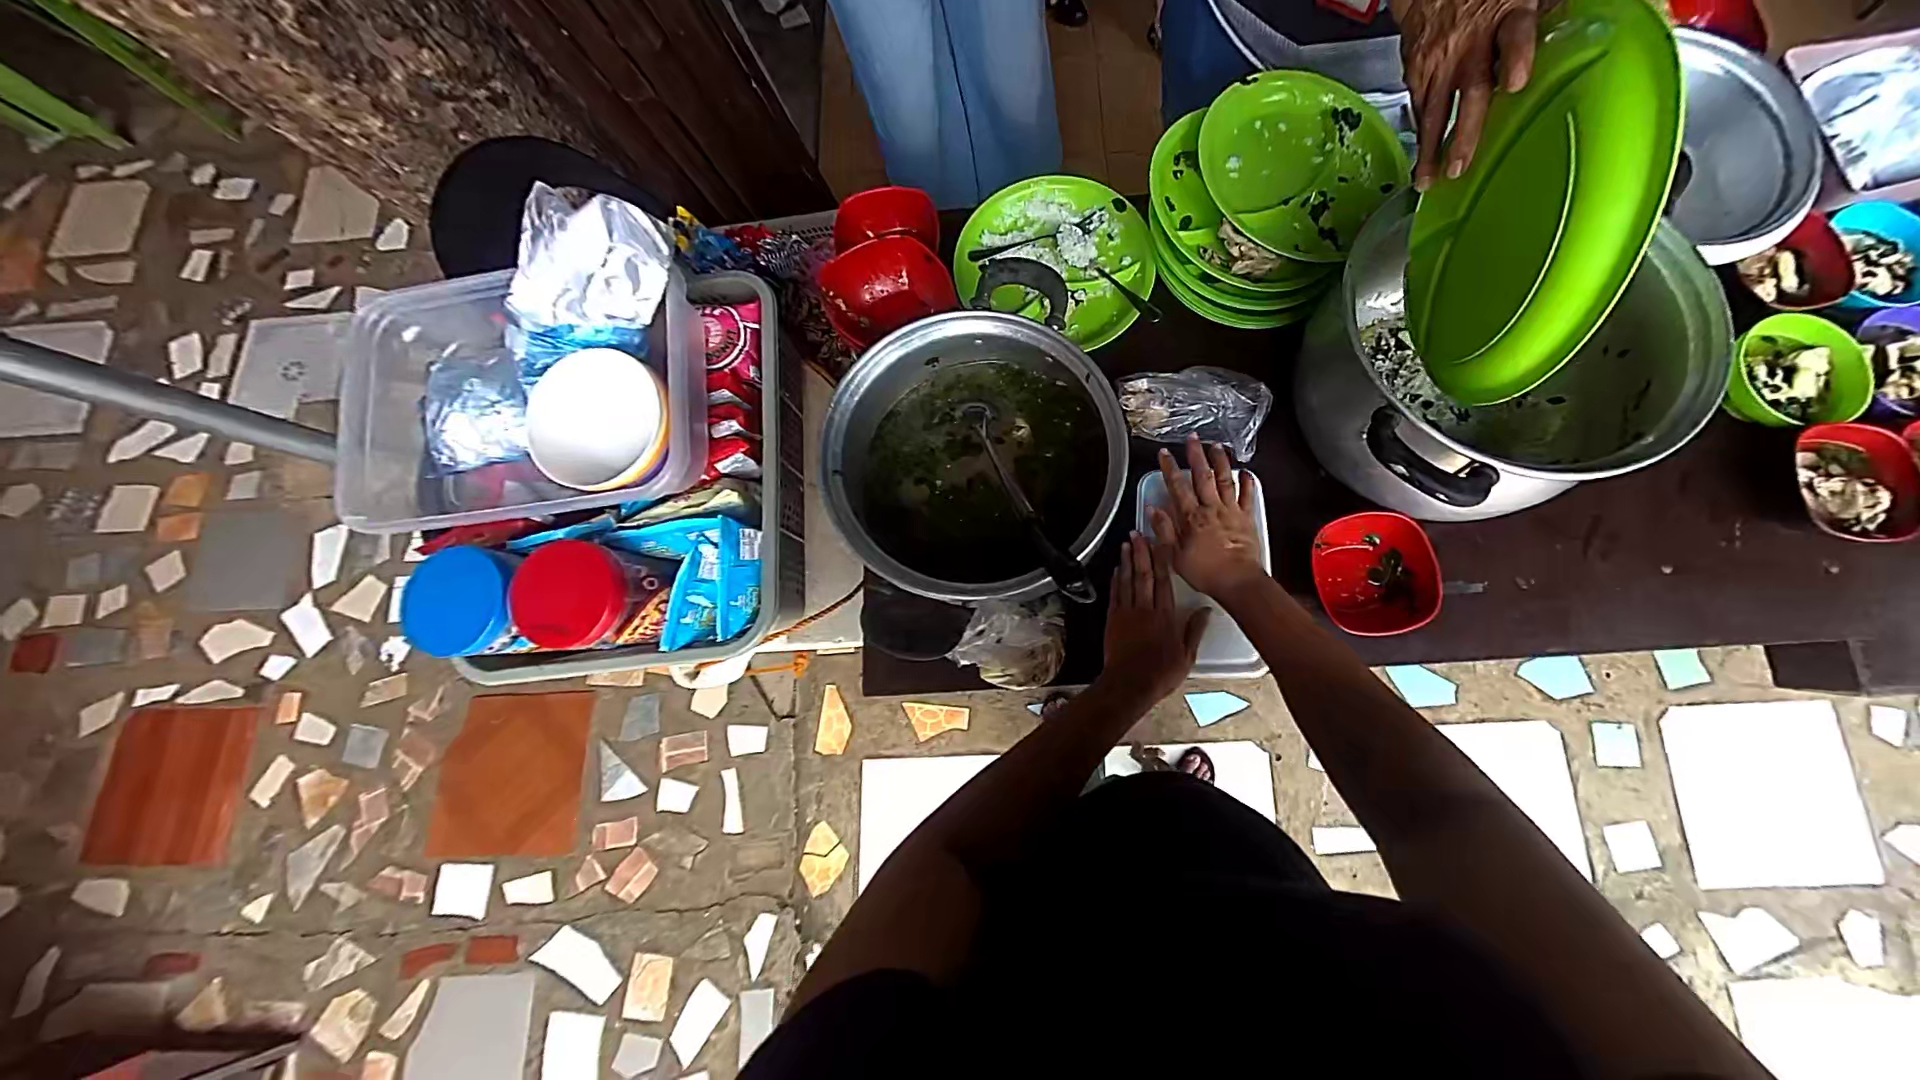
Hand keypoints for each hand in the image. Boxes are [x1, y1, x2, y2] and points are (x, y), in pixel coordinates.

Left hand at [1100, 531, 1208, 703]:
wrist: (1129, 684)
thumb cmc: (1160, 673)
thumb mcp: (1186, 655)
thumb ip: (1194, 630)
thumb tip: (1205, 611)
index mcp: (1165, 615)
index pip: (1165, 580)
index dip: (1162, 558)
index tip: (1160, 542)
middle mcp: (1145, 609)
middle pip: (1144, 574)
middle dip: (1141, 552)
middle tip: (1137, 534)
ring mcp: (1127, 613)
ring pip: (1127, 580)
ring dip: (1126, 560)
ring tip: (1126, 544)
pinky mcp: (1113, 620)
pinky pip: (1115, 594)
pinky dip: (1115, 579)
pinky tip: (1116, 569)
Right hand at [1147, 435, 1265, 597]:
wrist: (1238, 581)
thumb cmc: (1205, 572)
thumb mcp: (1174, 555)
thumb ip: (1164, 530)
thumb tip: (1153, 510)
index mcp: (1191, 518)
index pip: (1177, 486)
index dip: (1169, 468)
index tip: (1164, 454)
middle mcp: (1211, 509)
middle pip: (1202, 476)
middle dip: (1196, 455)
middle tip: (1192, 439)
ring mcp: (1231, 512)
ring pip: (1225, 480)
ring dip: (1220, 461)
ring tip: (1217, 446)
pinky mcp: (1247, 519)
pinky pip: (1248, 496)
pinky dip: (1248, 482)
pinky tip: (1246, 472)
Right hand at [1398, 0, 1537, 189]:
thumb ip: (1547, 10)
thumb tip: (1593, 20)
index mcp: (1509, 13)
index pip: (1516, 34)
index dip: (1518, 56)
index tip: (1517, 83)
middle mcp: (1470, 43)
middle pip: (1470, 91)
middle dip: (1463, 132)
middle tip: (1460, 165)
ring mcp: (1439, 62)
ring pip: (1433, 111)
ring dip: (1430, 149)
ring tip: (1430, 180)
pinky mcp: (1416, 73)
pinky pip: (1419, 107)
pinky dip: (1421, 133)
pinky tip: (1423, 156)